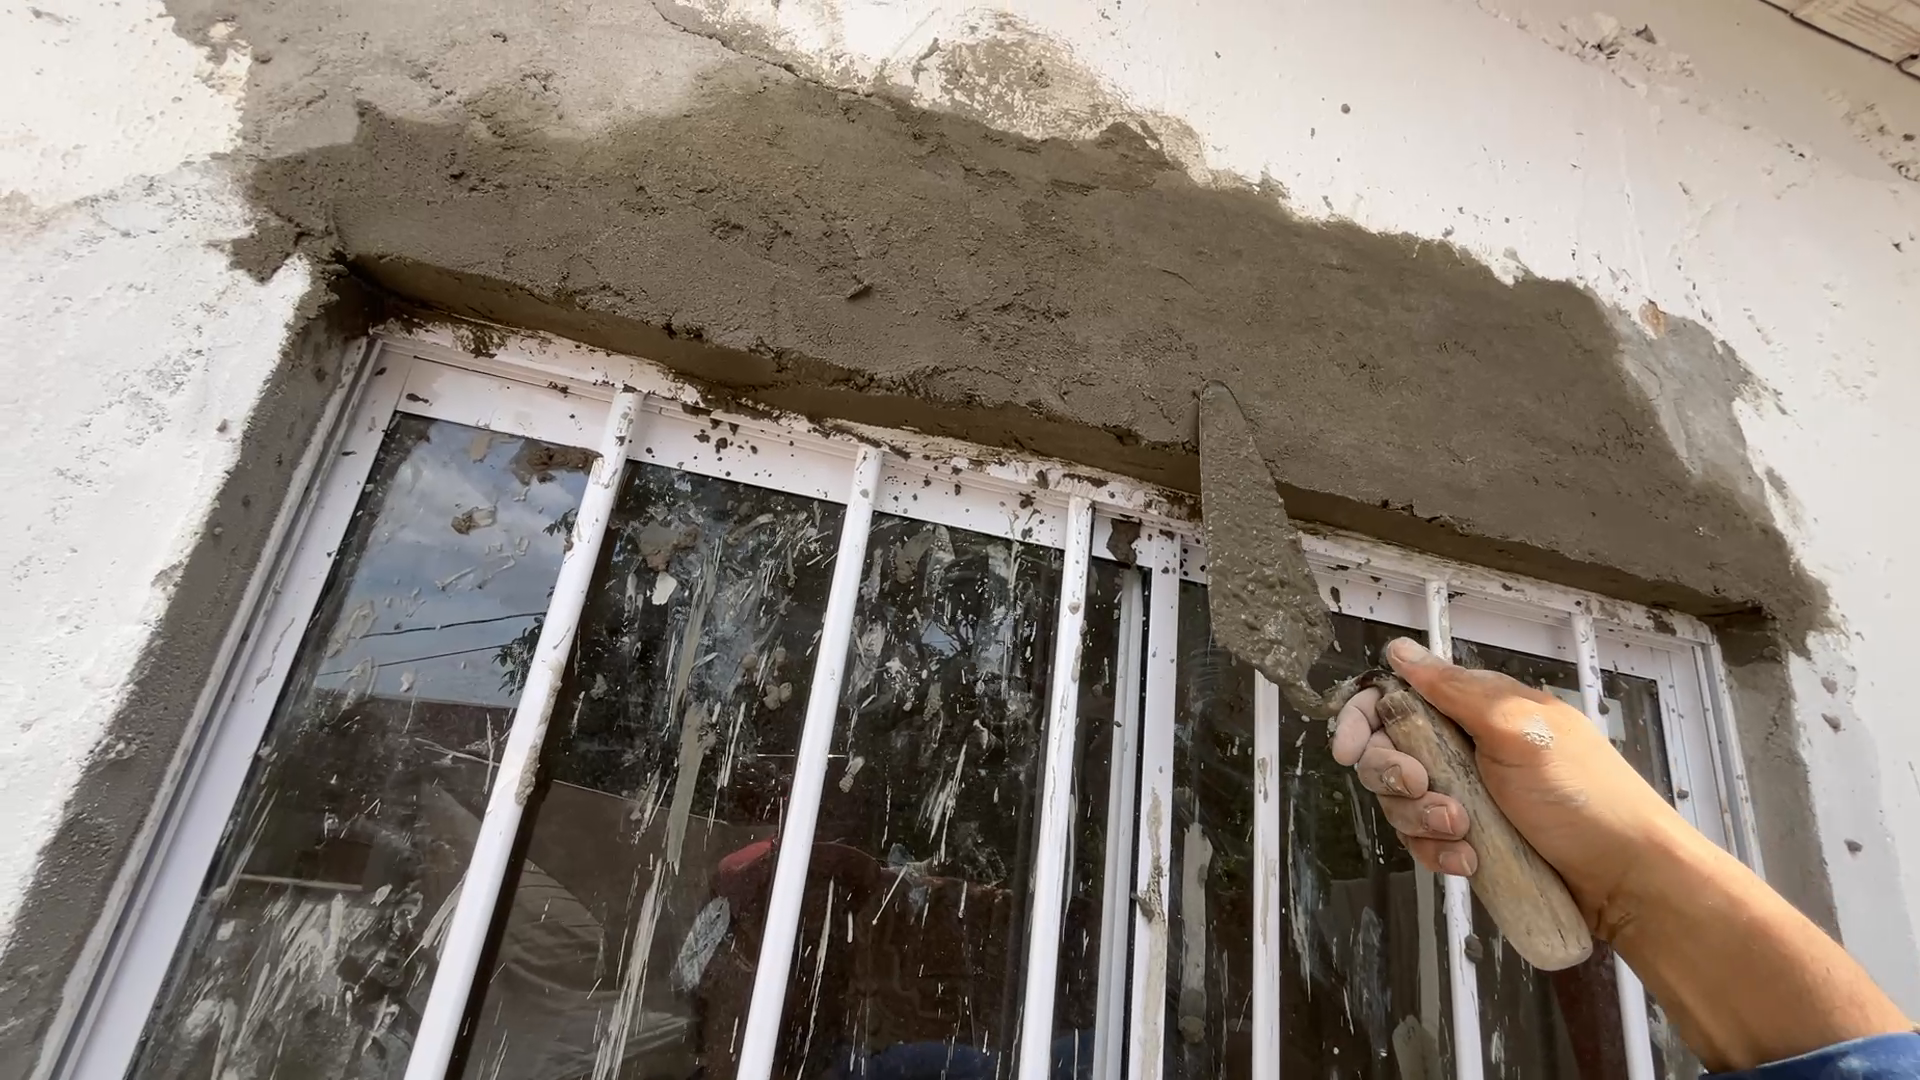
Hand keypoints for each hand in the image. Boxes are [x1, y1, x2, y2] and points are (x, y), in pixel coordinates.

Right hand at [1330, 636, 1688, 934]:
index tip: (1348, 750)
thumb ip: (1454, 688)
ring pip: (1398, 799)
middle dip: (1394, 775)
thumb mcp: (1518, 729)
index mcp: (1469, 710)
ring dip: (1420, 818)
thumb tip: (1398, 649)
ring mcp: (1461, 794)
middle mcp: (1458, 747)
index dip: (1359, 720)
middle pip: (1383, 751)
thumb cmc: (1583, 797)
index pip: (1389, 699)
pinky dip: (1436, 851)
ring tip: (1463, 832)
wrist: (1632, 885)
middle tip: (1426, 789)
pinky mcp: (1465, 836)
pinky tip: (1468, 861)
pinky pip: (1420, 839)